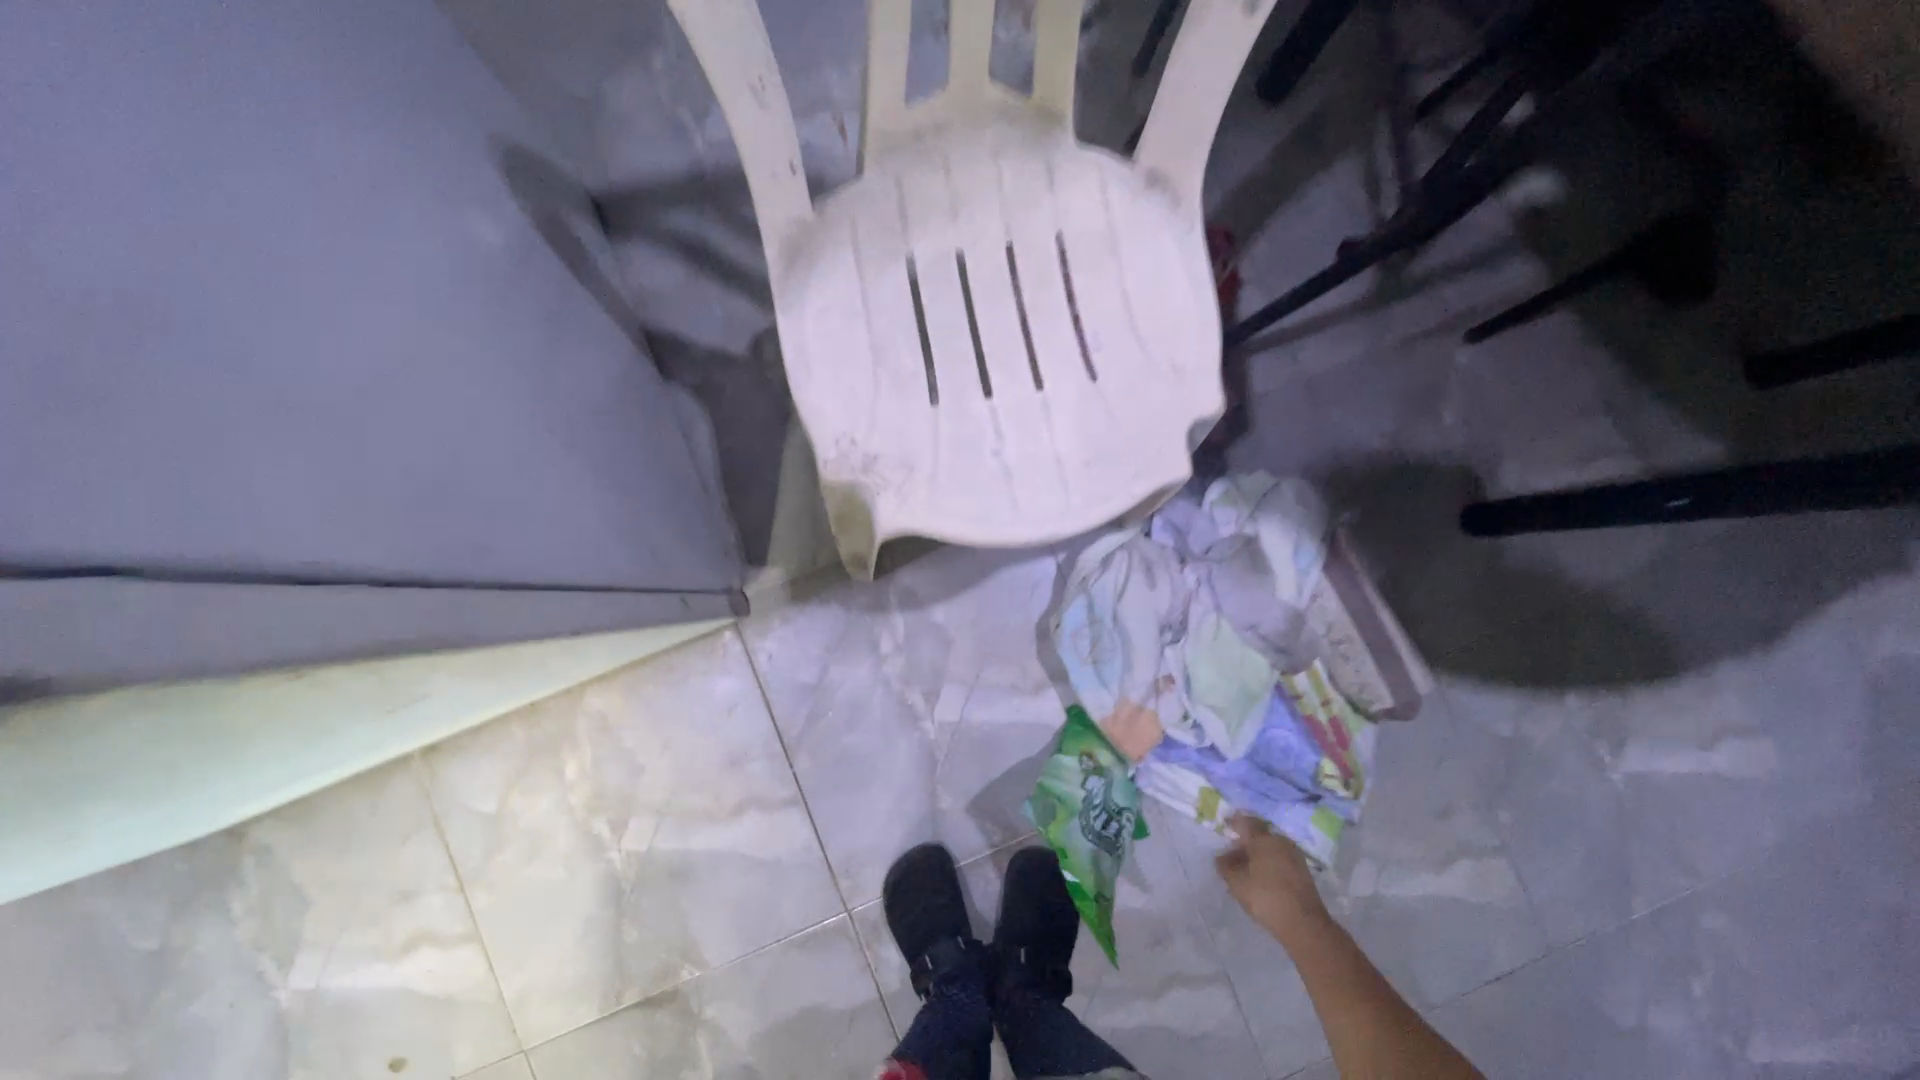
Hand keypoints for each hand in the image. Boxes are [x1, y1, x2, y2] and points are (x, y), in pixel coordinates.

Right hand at [1215, 814, 1327, 937]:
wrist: (1303, 923)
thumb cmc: (1265, 897)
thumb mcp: (1237, 882)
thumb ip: (1225, 866)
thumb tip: (1221, 857)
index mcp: (1263, 839)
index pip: (1246, 821)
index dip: (1234, 821)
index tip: (1225, 824)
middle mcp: (1281, 841)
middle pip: (1259, 835)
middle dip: (1245, 841)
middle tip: (1232, 852)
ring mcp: (1294, 855)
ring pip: (1271, 847)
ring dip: (1257, 853)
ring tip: (1244, 868)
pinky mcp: (1303, 870)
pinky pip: (1280, 858)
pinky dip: (1268, 862)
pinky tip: (1261, 877)